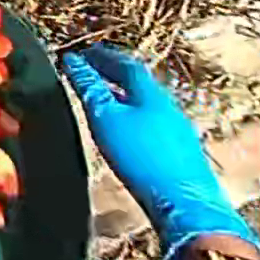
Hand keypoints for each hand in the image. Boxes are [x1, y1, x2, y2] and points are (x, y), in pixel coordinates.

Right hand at [60, 45, 259, 259]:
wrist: (186, 207)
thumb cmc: (141, 156)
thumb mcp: (104, 116)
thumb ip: (87, 87)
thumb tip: (73, 62)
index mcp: (151, 94)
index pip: (126, 64)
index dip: (103, 56)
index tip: (84, 52)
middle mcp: (168, 107)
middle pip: (138, 82)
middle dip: (112, 72)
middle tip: (90, 68)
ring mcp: (177, 130)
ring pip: (144, 101)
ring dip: (121, 92)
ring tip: (99, 93)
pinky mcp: (179, 151)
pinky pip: (150, 119)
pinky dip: (130, 111)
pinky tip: (119, 123)